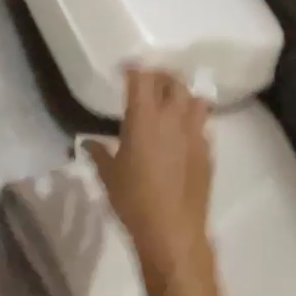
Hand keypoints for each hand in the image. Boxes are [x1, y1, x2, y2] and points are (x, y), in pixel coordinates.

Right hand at [87, 68, 215, 283]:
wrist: (172, 227)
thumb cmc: (132, 199)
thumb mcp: (108, 176)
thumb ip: (99, 154)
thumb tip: (88, 143)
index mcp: (144, 118)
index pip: (141, 80)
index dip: (133, 69)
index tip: (125, 68)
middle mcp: (173, 117)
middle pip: (172, 81)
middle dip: (160, 76)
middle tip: (148, 81)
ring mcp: (195, 132)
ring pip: (194, 98)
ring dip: (181, 93)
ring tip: (170, 100)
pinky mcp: (207, 149)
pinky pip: (201, 123)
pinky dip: (191, 119)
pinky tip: (181, 132)